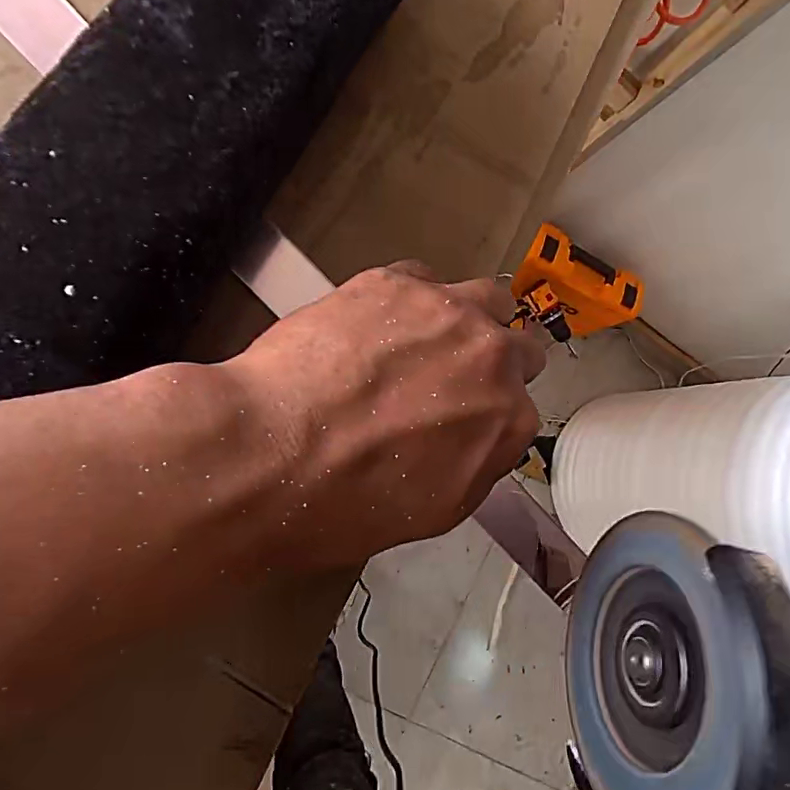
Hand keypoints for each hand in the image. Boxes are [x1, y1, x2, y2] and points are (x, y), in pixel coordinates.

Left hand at [221, 261, 546, 562]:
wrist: (268, 456)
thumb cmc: (343, 497)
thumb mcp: (437, 511)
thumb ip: (480, 463)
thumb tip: (477, 441)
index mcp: (509, 419)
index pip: (521, 406)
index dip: (493, 412)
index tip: (468, 415)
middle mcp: (492, 358)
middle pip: (517, 345)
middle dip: (492, 362)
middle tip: (451, 378)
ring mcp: (447, 312)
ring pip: (486, 299)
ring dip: (468, 319)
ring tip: (426, 340)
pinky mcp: (396, 283)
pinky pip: (424, 278)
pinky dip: (413, 299)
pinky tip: (380, 324)